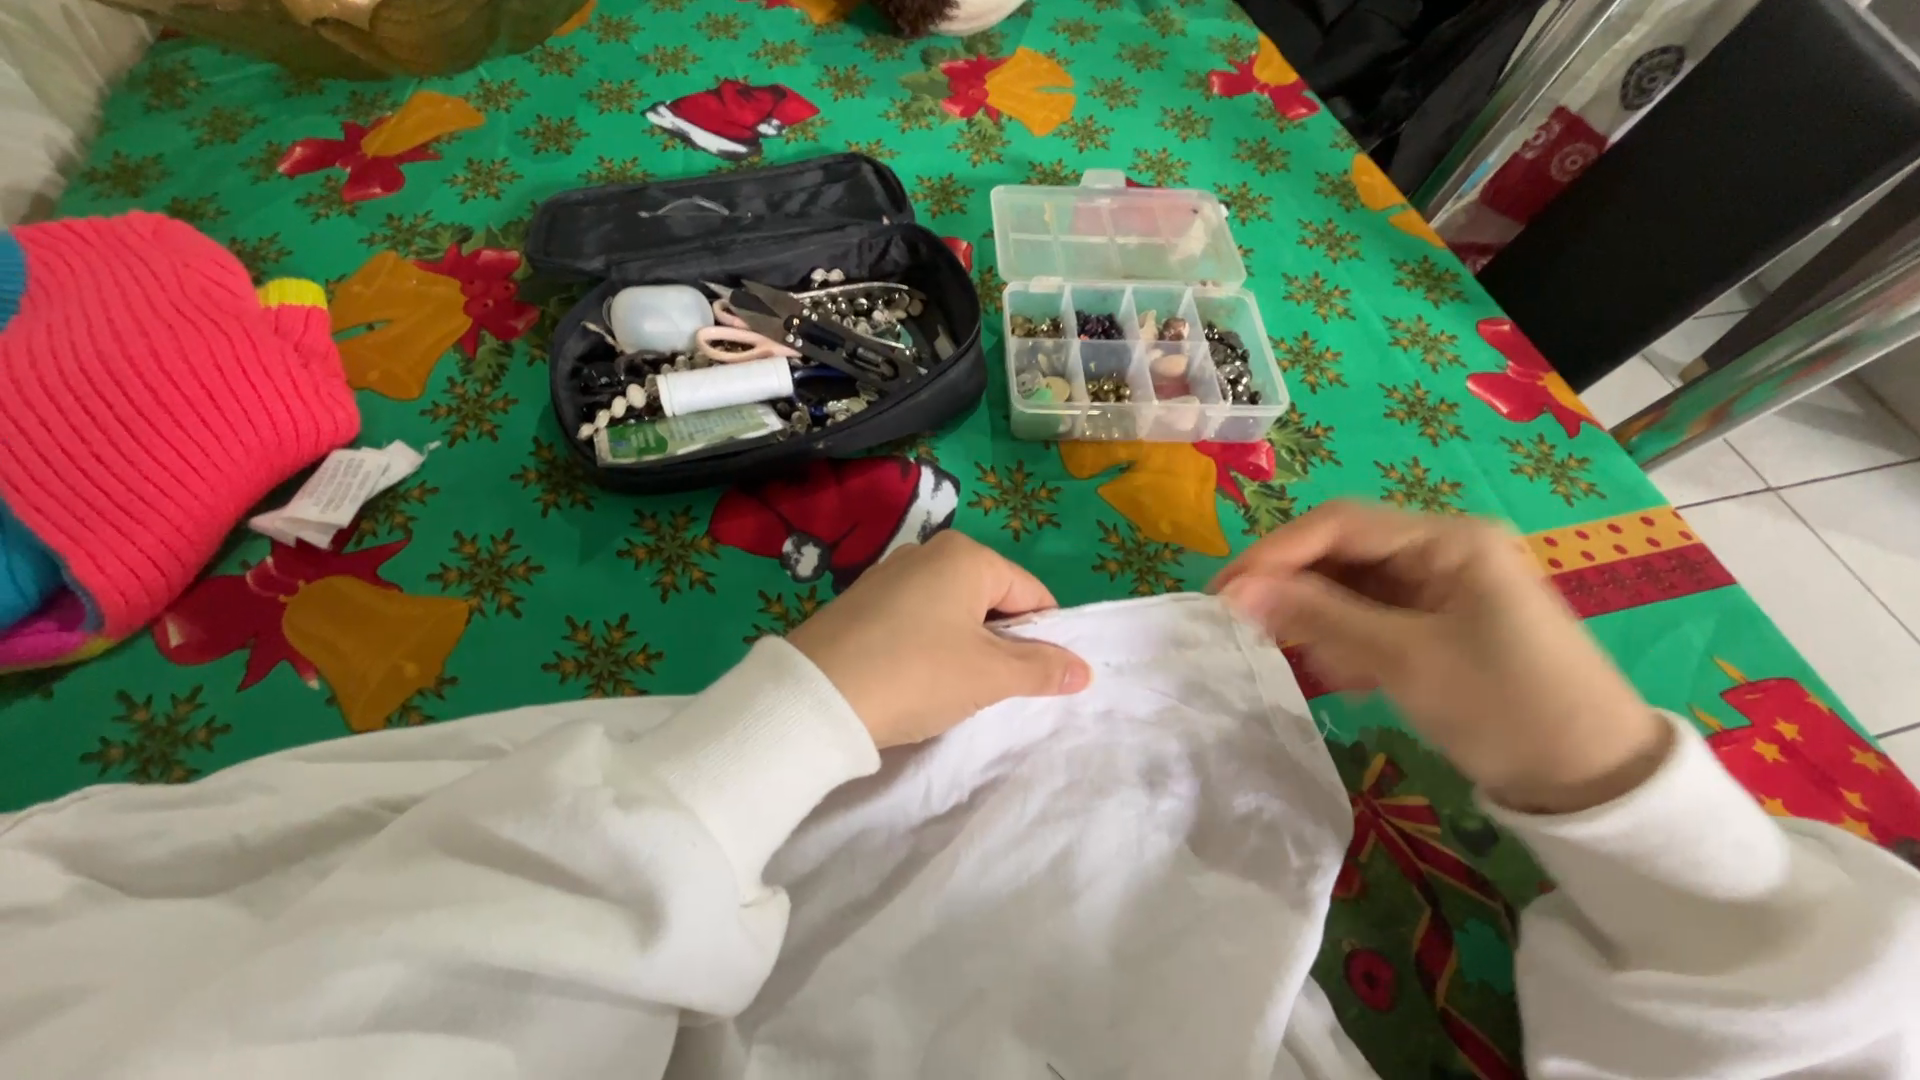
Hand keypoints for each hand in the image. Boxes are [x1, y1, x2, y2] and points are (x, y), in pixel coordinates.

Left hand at [786, 532, 1091, 749]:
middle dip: (1000, 642)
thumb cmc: (917, 674)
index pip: (1030, 593)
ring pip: (952, 611)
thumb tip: (1083, 670)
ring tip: (951, 687)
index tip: (1038, 678)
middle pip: (990, 599)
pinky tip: (914, 678)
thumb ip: (1041, 669)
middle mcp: (927, 553)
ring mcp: (888, 575)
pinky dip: (927, 646)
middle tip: (991, 686)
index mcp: (965, 556)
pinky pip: (916, 619)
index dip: (1044, 637)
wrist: (816, 697)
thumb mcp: (988, 675)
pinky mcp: (860, 602)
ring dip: (964, 647)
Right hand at [1212, 501, 1669, 813]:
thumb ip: (1317, 616)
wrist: (1593, 782)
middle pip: (1342, 552)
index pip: (1339, 524)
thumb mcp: (1402, 658)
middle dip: (1294, 587)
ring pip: (1351, 587)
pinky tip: (1344, 676)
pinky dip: (1345, 640)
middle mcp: (1442, 550)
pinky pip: (1371, 616)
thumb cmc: (1504, 706)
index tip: (1223, 591)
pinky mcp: (1437, 623)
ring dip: (1319, 619)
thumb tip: (1234, 591)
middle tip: (1243, 623)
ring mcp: (1441, 587)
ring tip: (1302, 659)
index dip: (1275, 552)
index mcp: (1448, 538)